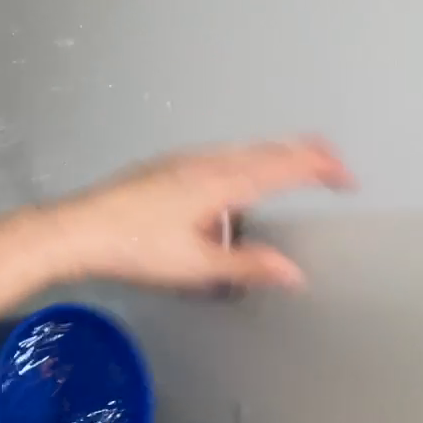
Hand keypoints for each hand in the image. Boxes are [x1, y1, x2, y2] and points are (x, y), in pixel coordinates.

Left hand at [39, 137, 353, 289]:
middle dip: (302, 156)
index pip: (287, 164)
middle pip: (265, 149)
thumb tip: (294, 273)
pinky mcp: (156, 168)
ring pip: (236, 150)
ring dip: (268, 158)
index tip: (348, 182)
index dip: (324, 168)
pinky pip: (211, 157)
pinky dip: (237, 163)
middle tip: (328, 171)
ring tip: (285, 176)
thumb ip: (247, 266)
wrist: (74, 231)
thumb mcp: (196, 266)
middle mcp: (203, 162)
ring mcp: (176, 161)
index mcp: (222, 181)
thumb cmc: (135, 248)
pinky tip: (226, 186)